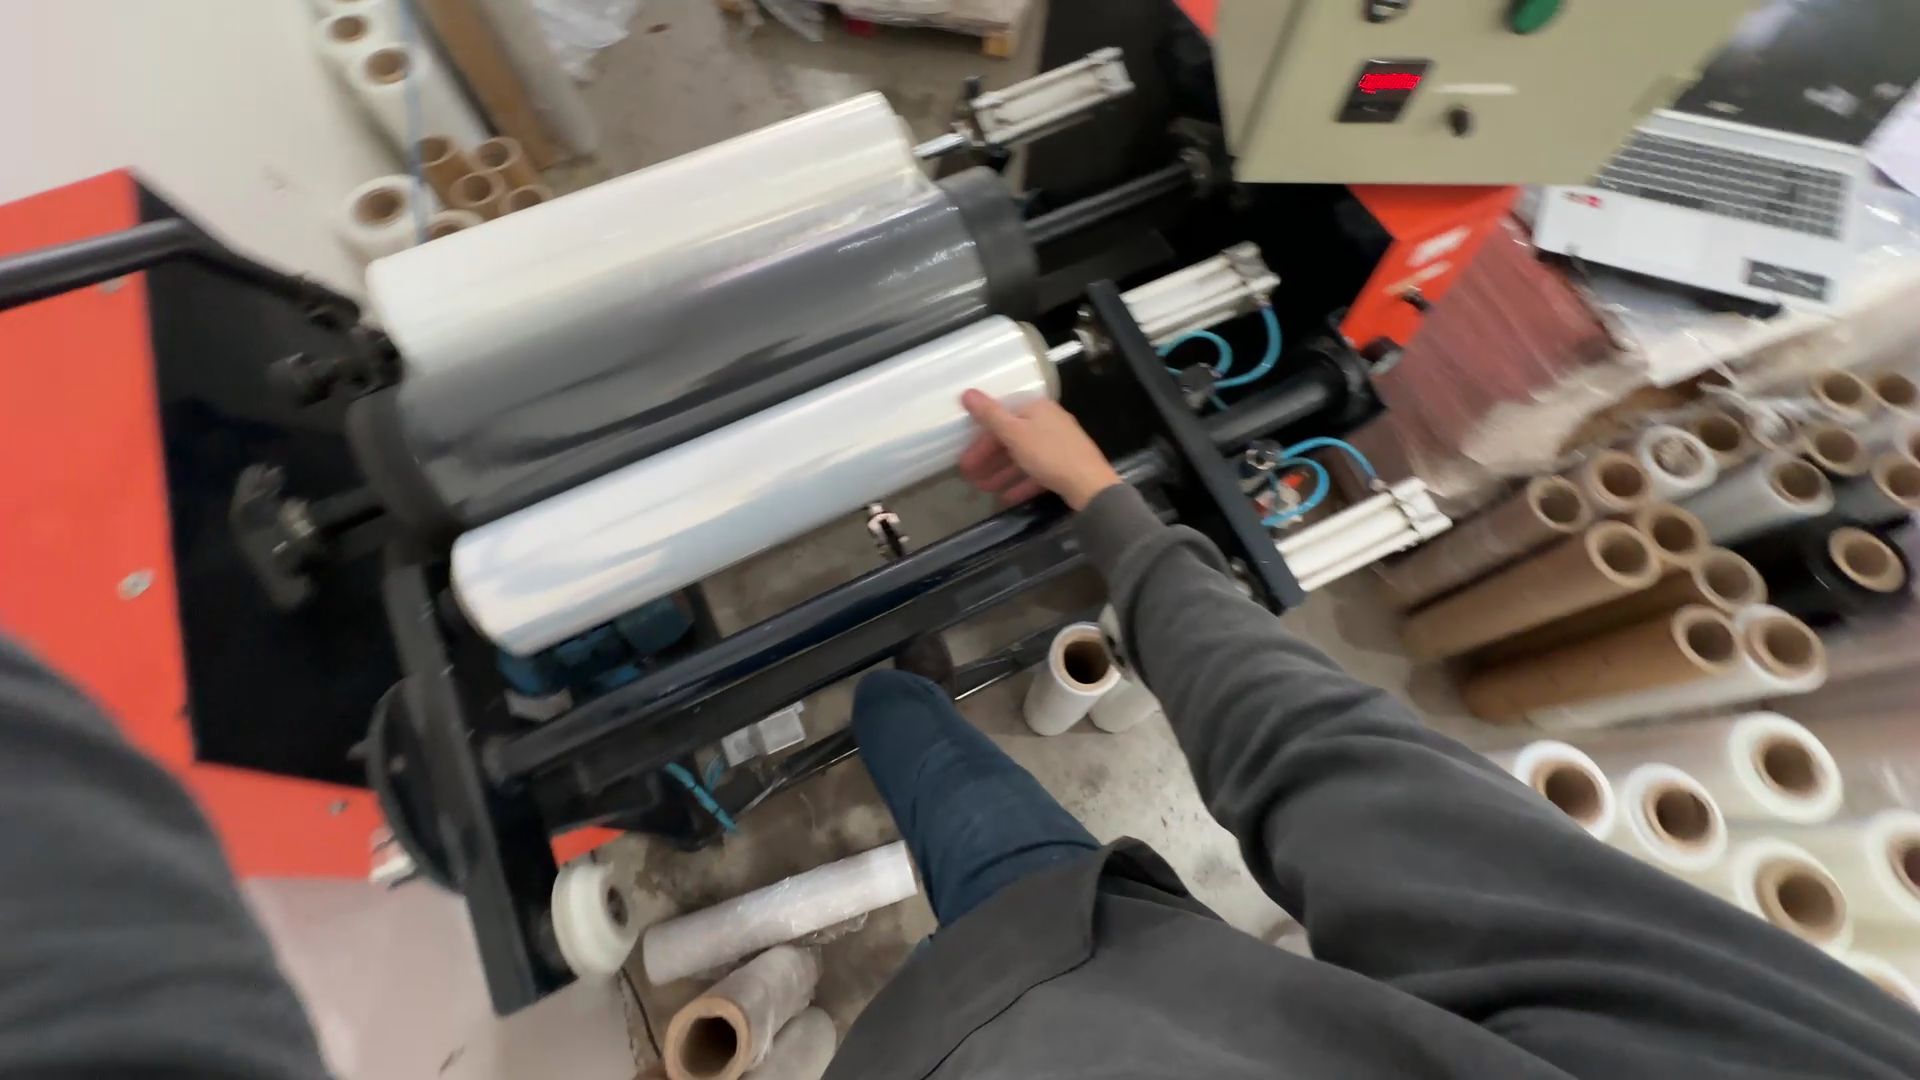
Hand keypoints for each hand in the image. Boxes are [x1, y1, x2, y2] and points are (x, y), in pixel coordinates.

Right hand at [958, 391, 1121, 510]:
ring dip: (1001, 473)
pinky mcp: (1065, 466)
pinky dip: (1021, 483)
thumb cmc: (1049, 454)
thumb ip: (990, 415)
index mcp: (1036, 409)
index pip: (1001, 421)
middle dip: (989, 460)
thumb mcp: (1015, 434)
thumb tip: (967, 392)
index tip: (965, 462)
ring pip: (1023, 458)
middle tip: (971, 478)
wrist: (1090, 484)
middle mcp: (1048, 422)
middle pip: (1011, 440)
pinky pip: (1037, 472)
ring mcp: (1058, 445)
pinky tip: (1006, 497)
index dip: (980, 442)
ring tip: (984, 489)